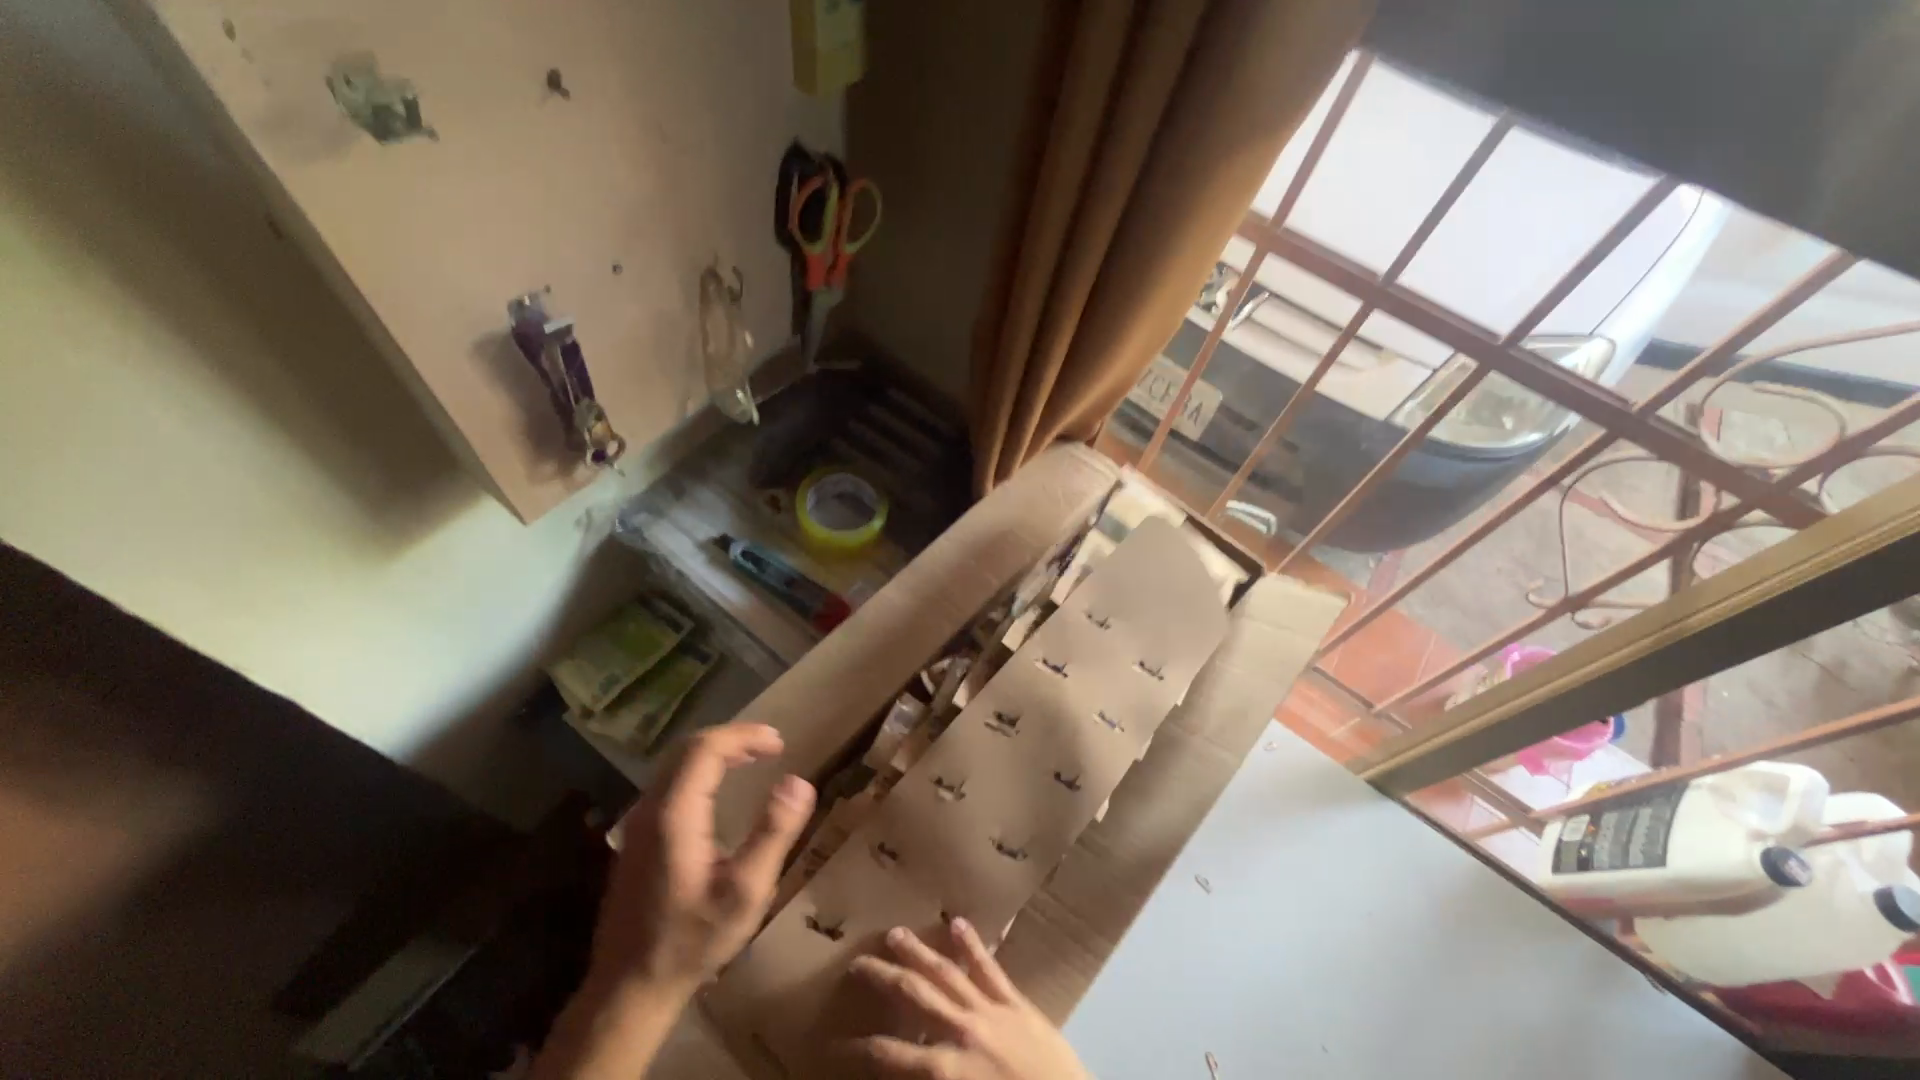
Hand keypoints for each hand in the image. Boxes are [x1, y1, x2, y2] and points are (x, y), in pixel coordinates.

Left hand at [589, 722, 816, 995]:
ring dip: (713, 754)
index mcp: (675, 814)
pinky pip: (668, 786)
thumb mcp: (745, 891)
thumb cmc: (693, 939)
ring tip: (751, 760)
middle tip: (770, 747)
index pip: (705, 749)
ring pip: (673, 767)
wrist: (629, 986)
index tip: (779, 743)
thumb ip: (773, 833)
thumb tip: (800, 782)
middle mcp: (649, 810)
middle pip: (686, 750)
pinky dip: (698, 774)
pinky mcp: (635, 841)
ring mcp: (637, 825)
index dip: (744, 736)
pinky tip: (717, 793)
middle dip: (730, 739)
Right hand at [847, 920, 1091, 1079]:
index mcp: (943, 1070)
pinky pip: (991, 970)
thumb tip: (903, 1070)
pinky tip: (957, 923)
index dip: (856, 1049)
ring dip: (919, 952)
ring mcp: (991, 1012)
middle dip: (882, 978)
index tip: (834, 1043)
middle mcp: (961, 1032)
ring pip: (947, 973)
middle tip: (857, 962)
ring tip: (896, 933)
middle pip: (912, 996)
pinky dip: (973, 946)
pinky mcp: (1018, 1005)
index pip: (887, 1055)